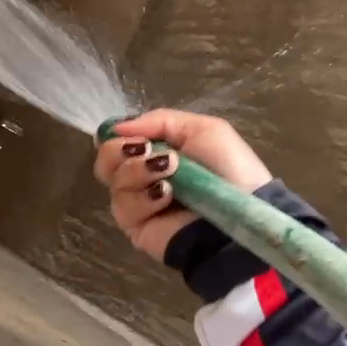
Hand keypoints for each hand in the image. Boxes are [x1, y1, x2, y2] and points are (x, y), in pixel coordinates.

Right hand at [93, 109, 273, 260]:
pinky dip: (144, 197)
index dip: (118, 135)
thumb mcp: (203, 129)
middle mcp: (140, 175)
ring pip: (112, 179)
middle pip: (105, 158)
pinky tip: (166, 197)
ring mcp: (136, 201)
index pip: (116, 140)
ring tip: (169, 175)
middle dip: (121, 150)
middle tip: (147, 152)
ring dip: (138, 171)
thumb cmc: (230, 169)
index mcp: (154, 151)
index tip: (135, 137)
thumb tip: (115, 128)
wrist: (241, 215)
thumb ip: (158, 120)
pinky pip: (123, 205)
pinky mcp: (135, 225)